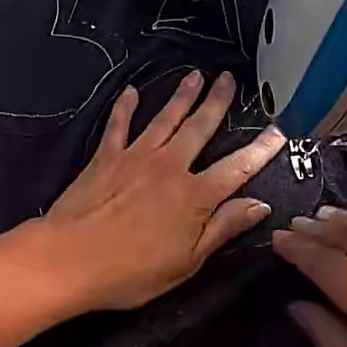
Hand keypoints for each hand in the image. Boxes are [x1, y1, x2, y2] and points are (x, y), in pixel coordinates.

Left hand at [35, 71, 285, 310]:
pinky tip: (131, 92)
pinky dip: (125, 107)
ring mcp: (136, 156)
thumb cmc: (131, 271)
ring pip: (165, 118)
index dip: (261, 149)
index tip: (279, 130)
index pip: (237, 168)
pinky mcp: (106, 157)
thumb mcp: (187, 261)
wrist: (67, 260)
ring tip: (195, 75)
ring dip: (182, 95)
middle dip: (217, 101)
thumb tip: (259, 205)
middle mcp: (170, 166)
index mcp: (194, 195)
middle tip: (228, 78)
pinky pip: (119, 125)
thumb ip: (223, 228)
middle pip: (200, 127)